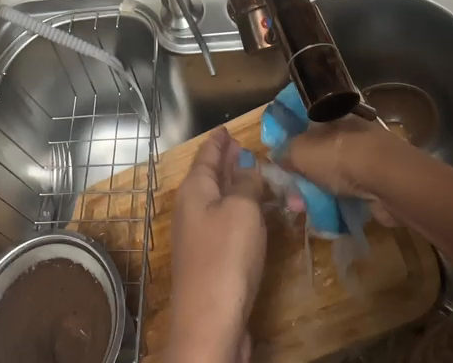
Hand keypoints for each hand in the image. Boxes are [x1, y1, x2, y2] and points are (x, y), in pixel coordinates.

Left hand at [168, 128, 266, 362]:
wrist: (210, 323)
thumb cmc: (225, 257)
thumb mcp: (241, 209)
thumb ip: (247, 184)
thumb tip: (249, 167)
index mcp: (195, 189)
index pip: (207, 155)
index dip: (219, 141)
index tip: (227, 128)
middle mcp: (193, 209)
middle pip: (211, 177)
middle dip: (229, 162)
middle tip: (246, 148)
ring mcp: (201, 238)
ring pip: (222, 202)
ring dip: (240, 188)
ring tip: (260, 177)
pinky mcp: (213, 263)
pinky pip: (229, 225)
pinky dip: (244, 214)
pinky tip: (258, 217)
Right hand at [279, 115, 414, 200]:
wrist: (387, 180)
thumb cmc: (338, 156)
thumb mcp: (300, 152)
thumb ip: (285, 153)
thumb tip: (276, 157)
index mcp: (329, 115)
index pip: (303, 122)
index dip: (288, 139)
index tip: (277, 160)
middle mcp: (347, 130)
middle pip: (317, 151)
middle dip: (301, 173)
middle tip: (290, 195)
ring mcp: (363, 155)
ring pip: (332, 172)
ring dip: (317, 190)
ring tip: (304, 209)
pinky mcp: (375, 179)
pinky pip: (348, 190)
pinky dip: (336, 201)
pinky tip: (325, 214)